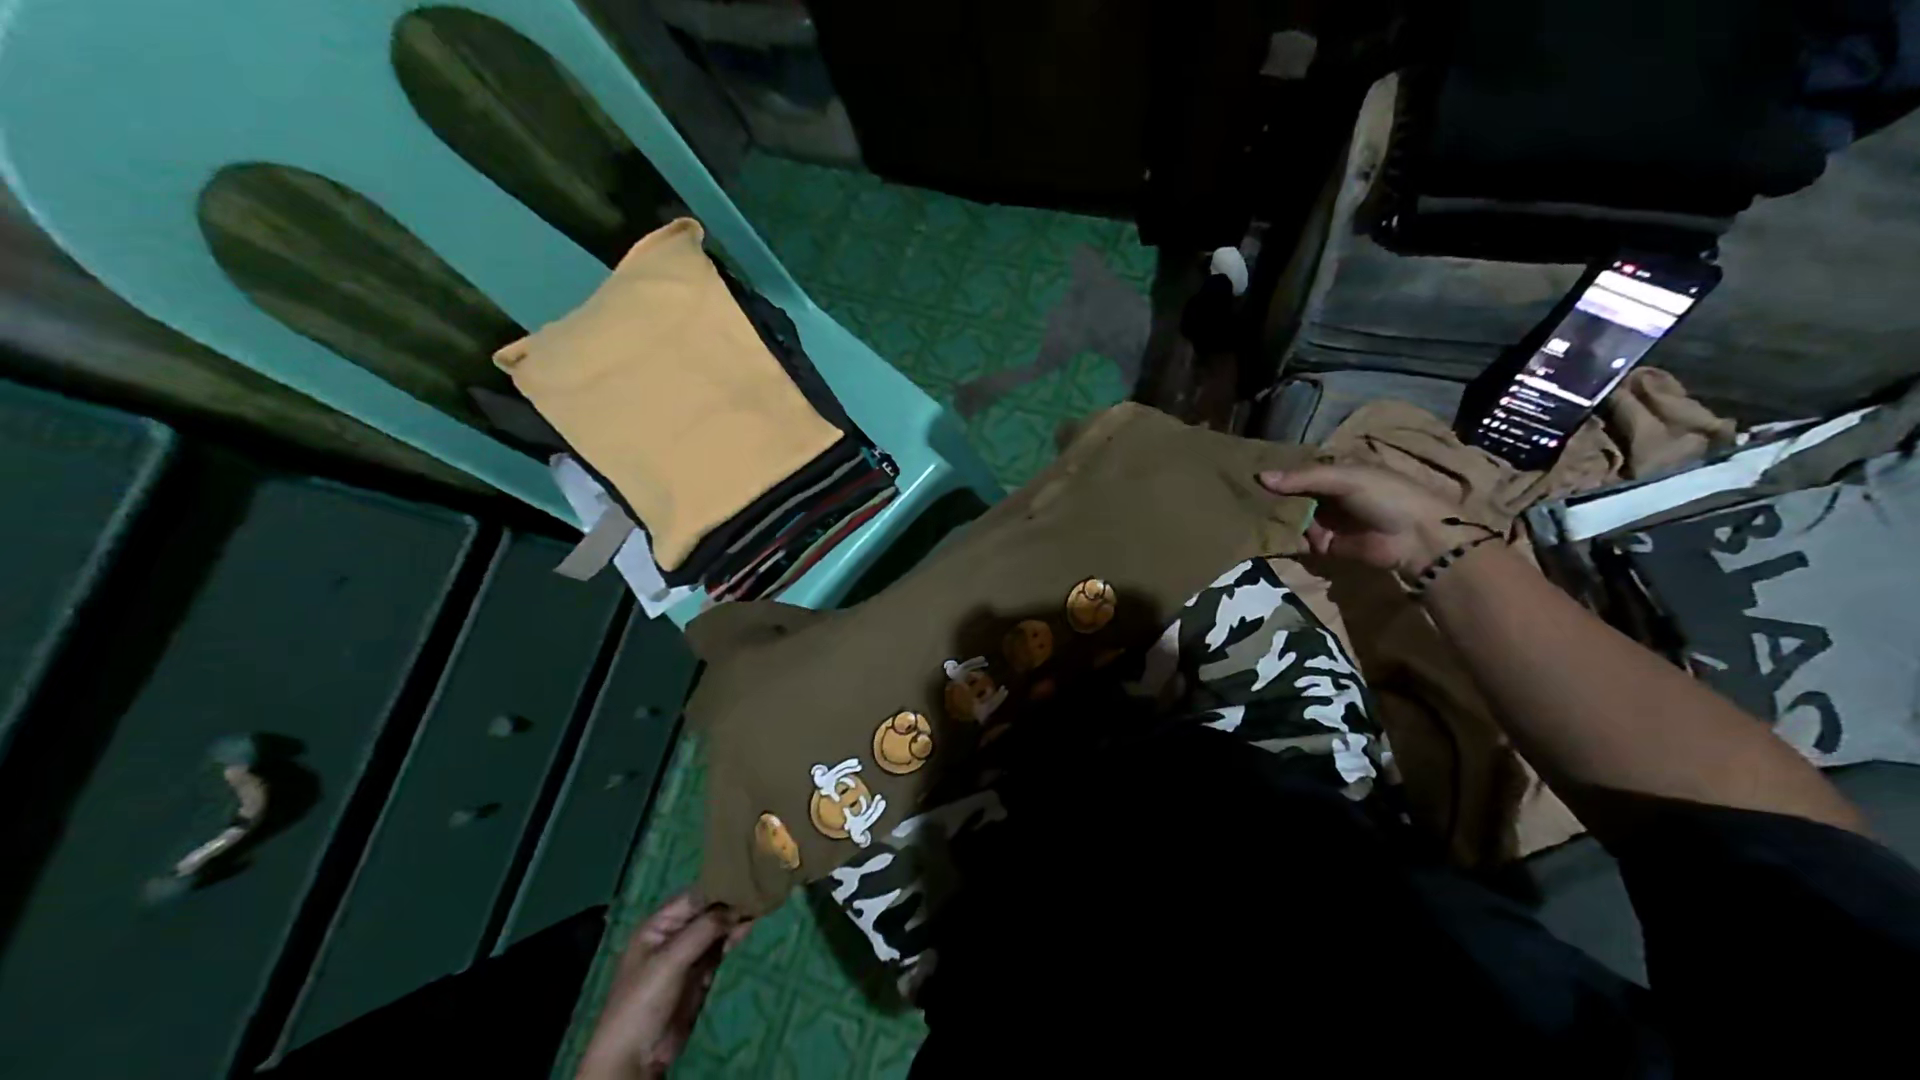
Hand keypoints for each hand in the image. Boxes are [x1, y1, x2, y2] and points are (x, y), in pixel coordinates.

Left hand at [577, 893, 752, 1079]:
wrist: (635, 1057)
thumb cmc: (643, 1000)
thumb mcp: (670, 960)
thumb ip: (703, 930)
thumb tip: (737, 907)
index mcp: (658, 924)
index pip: (694, 896)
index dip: (719, 885)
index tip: (747, 874)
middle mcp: (674, 934)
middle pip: (708, 910)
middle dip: (731, 900)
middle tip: (761, 886)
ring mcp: (689, 954)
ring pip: (717, 928)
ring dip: (736, 917)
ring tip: (763, 901)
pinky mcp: (701, 973)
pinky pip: (721, 948)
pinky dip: (736, 936)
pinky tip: (752, 925)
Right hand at [1259, 464, 1482, 578]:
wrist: (1417, 539)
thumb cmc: (1386, 497)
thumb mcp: (1346, 478)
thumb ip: (1304, 478)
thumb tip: (1260, 477)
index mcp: (1334, 473)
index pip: (1297, 470)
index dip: (1275, 472)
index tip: (1245, 472)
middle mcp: (1326, 496)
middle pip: (1290, 496)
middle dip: (1270, 498)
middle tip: (1241, 498)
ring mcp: (1325, 521)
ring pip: (1291, 518)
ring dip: (1276, 519)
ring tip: (1249, 517)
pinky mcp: (1324, 546)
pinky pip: (1299, 541)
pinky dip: (1286, 540)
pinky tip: (1266, 535)